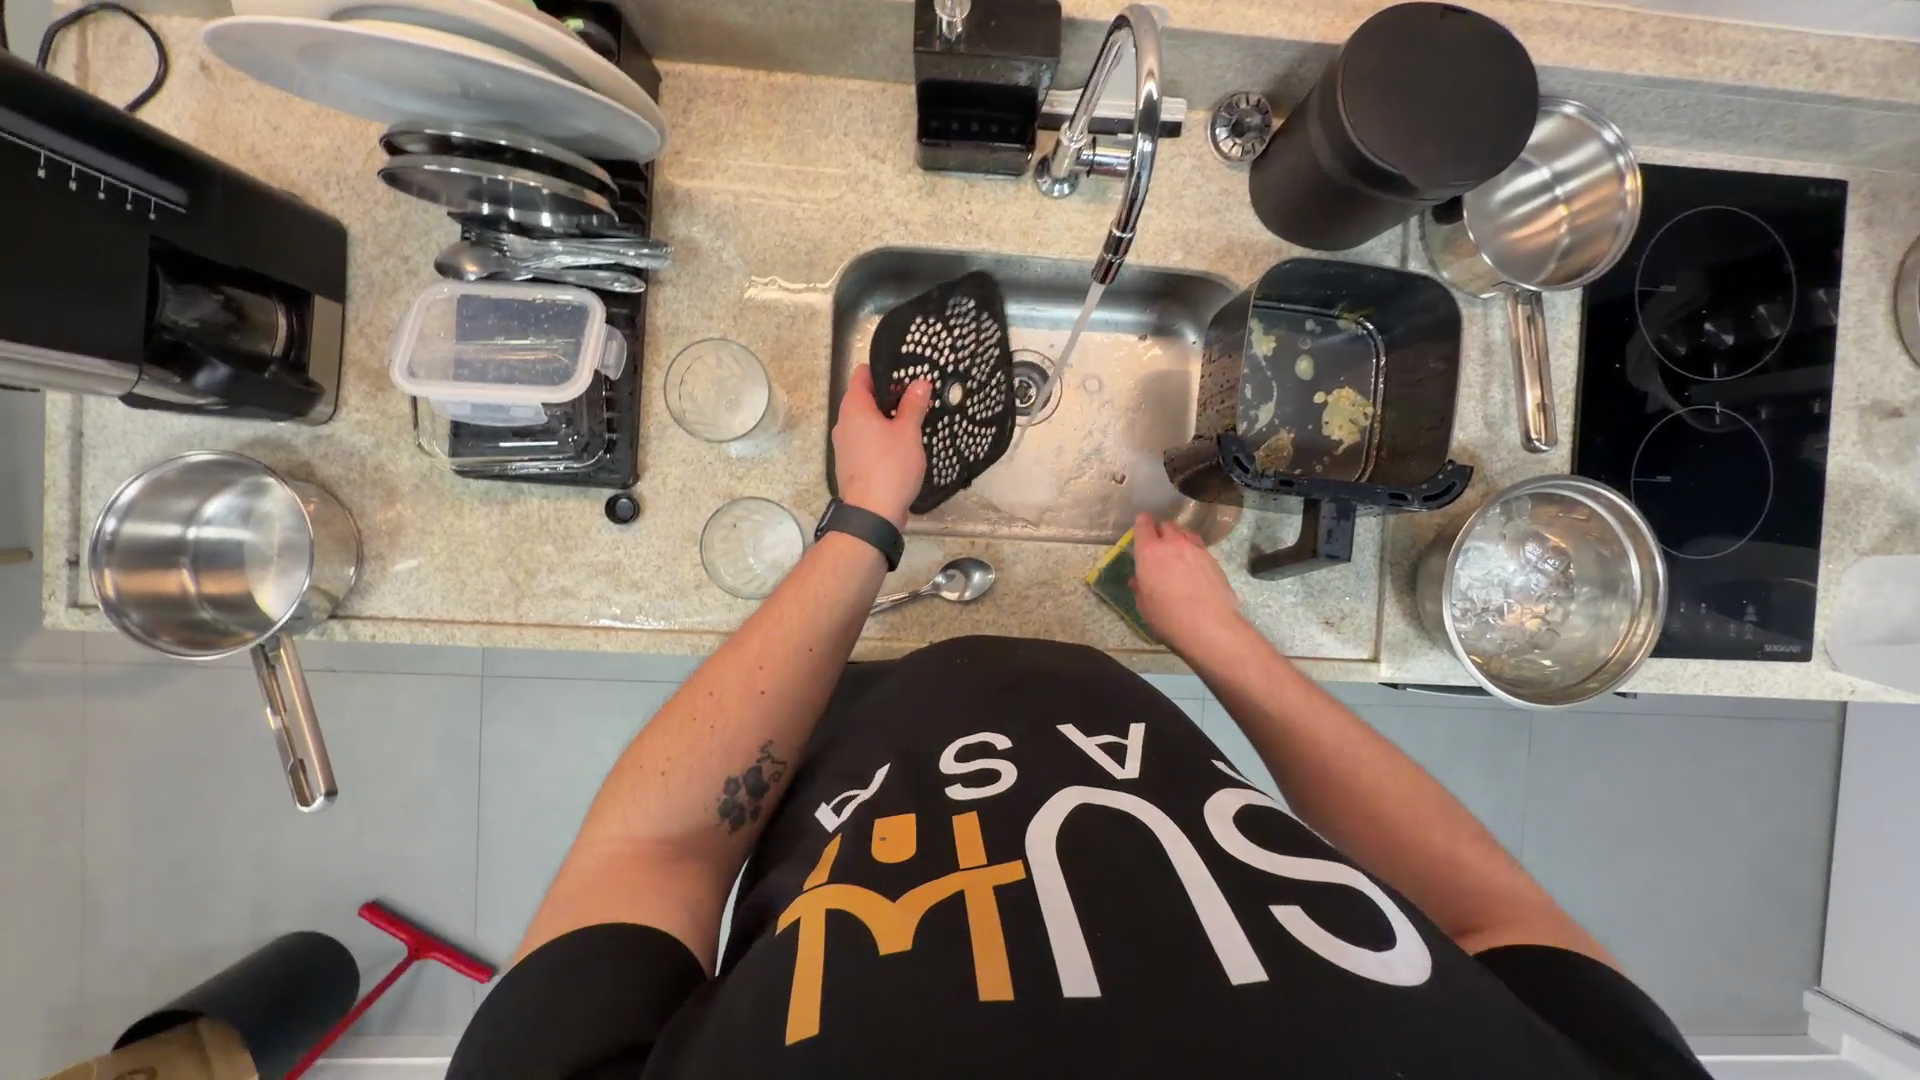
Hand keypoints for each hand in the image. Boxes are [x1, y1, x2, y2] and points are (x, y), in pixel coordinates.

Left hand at [834, 365, 932, 528]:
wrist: (872, 514)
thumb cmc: (890, 467)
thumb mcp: (908, 432)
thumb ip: (913, 405)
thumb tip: (919, 383)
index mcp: (854, 408)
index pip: (862, 374)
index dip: (883, 369)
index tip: (905, 372)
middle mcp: (844, 422)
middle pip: (865, 398)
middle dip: (889, 396)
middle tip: (916, 397)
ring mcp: (845, 445)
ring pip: (866, 422)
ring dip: (887, 419)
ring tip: (914, 420)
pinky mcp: (851, 464)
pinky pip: (867, 441)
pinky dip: (882, 439)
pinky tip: (902, 446)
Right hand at [1129, 512, 1244, 656]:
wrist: (1208, 624)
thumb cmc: (1167, 616)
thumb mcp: (1144, 605)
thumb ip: (1140, 588)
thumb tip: (1137, 581)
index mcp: (1149, 552)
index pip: (1144, 526)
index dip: (1142, 523)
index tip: (1141, 524)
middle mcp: (1173, 544)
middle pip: (1167, 525)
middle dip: (1161, 530)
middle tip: (1159, 543)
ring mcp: (1196, 550)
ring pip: (1186, 533)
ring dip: (1179, 537)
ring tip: (1178, 550)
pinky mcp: (1214, 560)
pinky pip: (1200, 547)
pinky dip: (1194, 551)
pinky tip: (1194, 565)